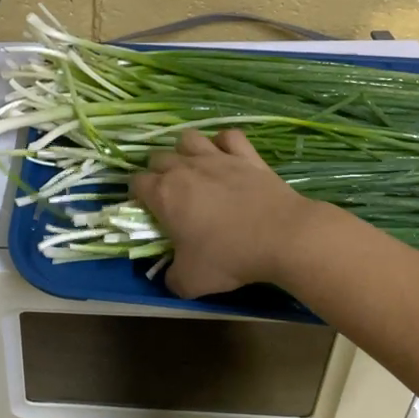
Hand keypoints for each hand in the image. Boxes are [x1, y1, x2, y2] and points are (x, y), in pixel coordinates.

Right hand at [131, 128, 321, 298]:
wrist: (282, 236)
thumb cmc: (230, 256)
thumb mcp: (192, 281)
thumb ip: (172, 279)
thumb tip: (169, 279)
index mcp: (164, 194)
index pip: (136, 182)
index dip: (138, 195)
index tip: (149, 210)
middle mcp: (183, 168)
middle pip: (158, 157)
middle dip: (158, 172)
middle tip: (171, 194)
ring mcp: (216, 157)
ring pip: (188, 138)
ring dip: (185, 150)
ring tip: (193, 168)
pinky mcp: (245, 155)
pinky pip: (228, 136)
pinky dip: (224, 143)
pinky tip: (227, 156)